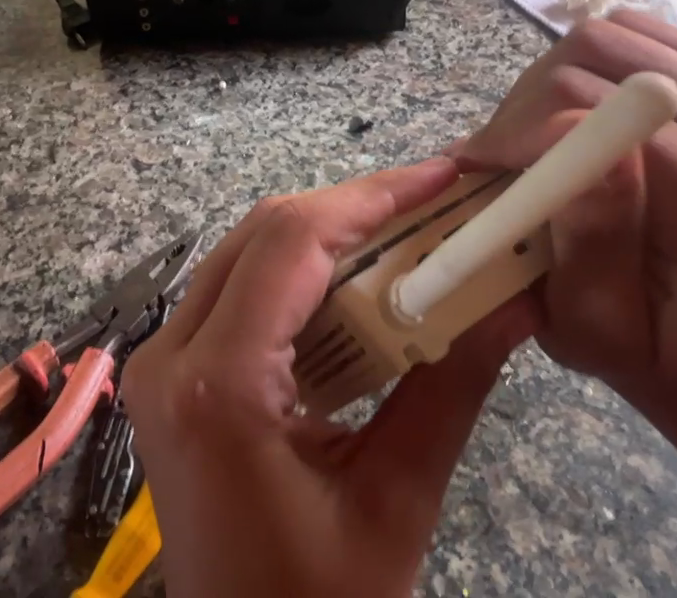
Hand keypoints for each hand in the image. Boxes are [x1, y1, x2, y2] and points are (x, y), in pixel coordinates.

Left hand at [121, 159, 533, 597]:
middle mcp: (171, 356)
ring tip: (404, 233)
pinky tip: (353, 280)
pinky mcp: (171, 375)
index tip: (440, 178)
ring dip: (325, 235)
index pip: (291, 244)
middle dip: (352, 209)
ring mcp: (160, 363)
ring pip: (244, 254)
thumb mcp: (395, 499)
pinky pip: (234, 290)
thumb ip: (451, 387)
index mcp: (218, 386)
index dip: (370, 197)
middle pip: (263, 235)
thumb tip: (515, 302)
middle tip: (432, 205)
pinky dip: (297, 272)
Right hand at [452, 11, 676, 389]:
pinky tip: (581, 117)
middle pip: (611, 54)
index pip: (606, 114)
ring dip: (555, 79)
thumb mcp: (593, 330)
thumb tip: (568, 132)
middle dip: (532, 99)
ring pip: (622, 33)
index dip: (523, 129)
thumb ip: (587, 242)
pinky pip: (646, 34)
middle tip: (505, 154)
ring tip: (539, 139)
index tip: (481, 166)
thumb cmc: (642, 343)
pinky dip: (591, 66)